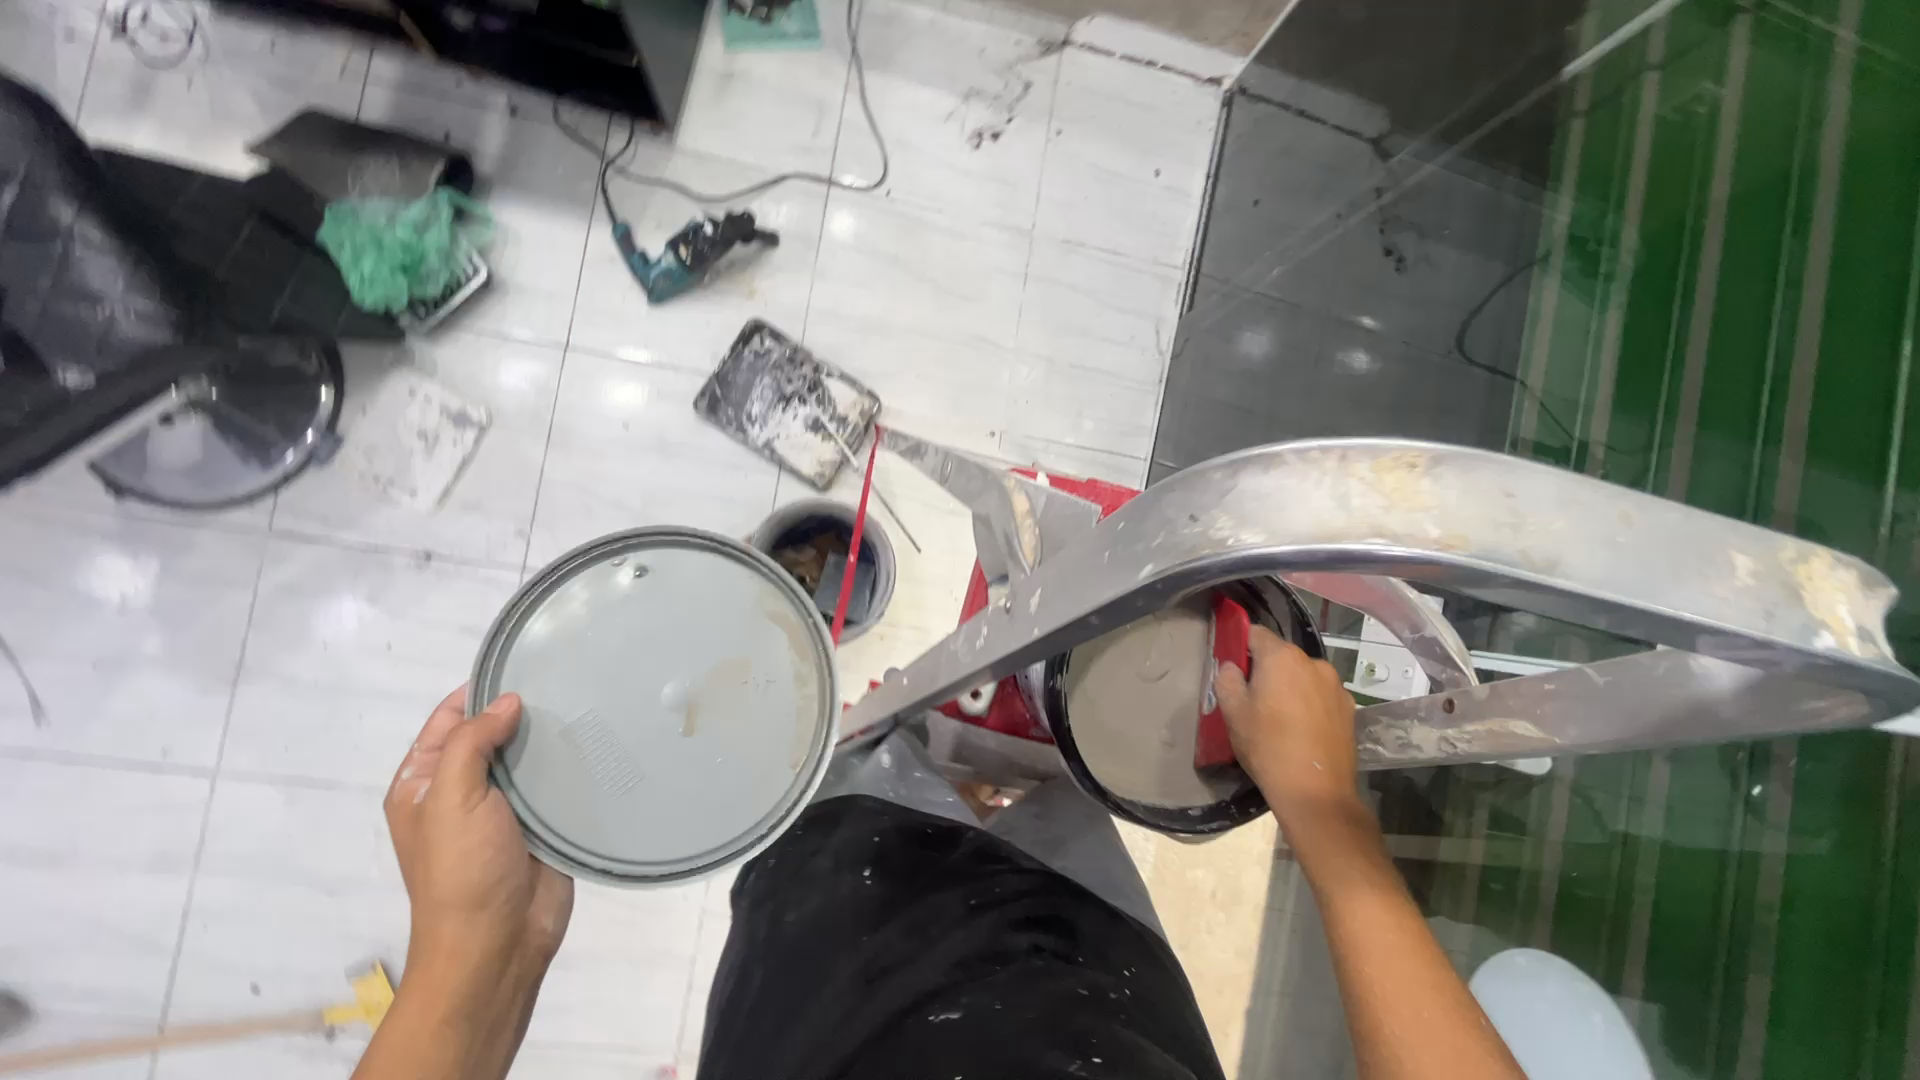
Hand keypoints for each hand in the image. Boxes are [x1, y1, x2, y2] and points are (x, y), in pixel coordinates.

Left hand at [385, 687, 573, 984]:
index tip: (522, 665)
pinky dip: (572, 764)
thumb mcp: (450, 799)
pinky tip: (598, 742)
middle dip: (523, 710)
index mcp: (424, 783)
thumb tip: (509, 700)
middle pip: (492, 734)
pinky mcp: (542, 823)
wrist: (498, 941)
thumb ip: (470, 743)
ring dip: (552, 736)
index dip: (479, 692)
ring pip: (529, 756)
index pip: (448, 720)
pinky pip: (556, 782)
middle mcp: (462, 791)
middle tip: (567, 678)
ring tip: (589, 703)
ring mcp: (504, 808)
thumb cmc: (462, 869)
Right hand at [1212, 626, 1362, 833]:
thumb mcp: (1233, 712)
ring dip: (1290, 686)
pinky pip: (1320, 695)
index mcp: (1282, 657)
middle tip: (1252, 698)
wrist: (1316, 792)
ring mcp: (1336, 685)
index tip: (1232, 667)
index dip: (1240, 645)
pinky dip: (1309, 703)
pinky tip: (1301, 729)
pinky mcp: (1350, 708)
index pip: (1256, 633)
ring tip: (1279, 718)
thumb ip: (1227, 679)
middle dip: (1266, 669)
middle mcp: (1313, 663)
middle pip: (1282, 655)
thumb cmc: (1267, 746)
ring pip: (1303, 676)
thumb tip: (1232, 666)